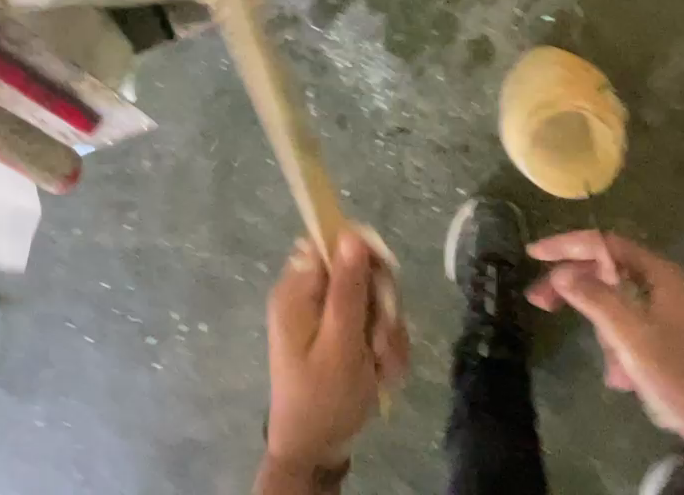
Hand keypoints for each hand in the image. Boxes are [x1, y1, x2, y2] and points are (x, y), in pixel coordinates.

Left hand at [263, 232, 408, 473]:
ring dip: (387, 330)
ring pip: (371, 296)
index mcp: (297, 289)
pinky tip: (383, 371)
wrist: (315, 451)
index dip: (363, 254)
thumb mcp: (340, 344)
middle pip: (358, 268)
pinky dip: (384, 344)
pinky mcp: (340, 331)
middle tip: (382, 341)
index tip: (384, 282)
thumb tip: (351, 232)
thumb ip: (348, 288)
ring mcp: (324, 313)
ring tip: (383, 365)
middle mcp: (308, 294)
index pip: (331, 242)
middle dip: (380, 304)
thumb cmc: (324, 399)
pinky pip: (371, 320)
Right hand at [527, 232, 683, 494]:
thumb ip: (594, 298)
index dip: (566, 246)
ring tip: (612, 370)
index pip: (605, 244)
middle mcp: (670, 286)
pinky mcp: (678, 342)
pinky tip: (625, 380)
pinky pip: (636, 333)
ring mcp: (676, 315)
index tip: (533, 255)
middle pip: (610, 274)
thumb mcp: (631, 337)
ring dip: (606, 334)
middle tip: (540, 304)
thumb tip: (561, 272)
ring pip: (621, 308)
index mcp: (662, 275)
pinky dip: (623, 351)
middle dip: (578, 292)